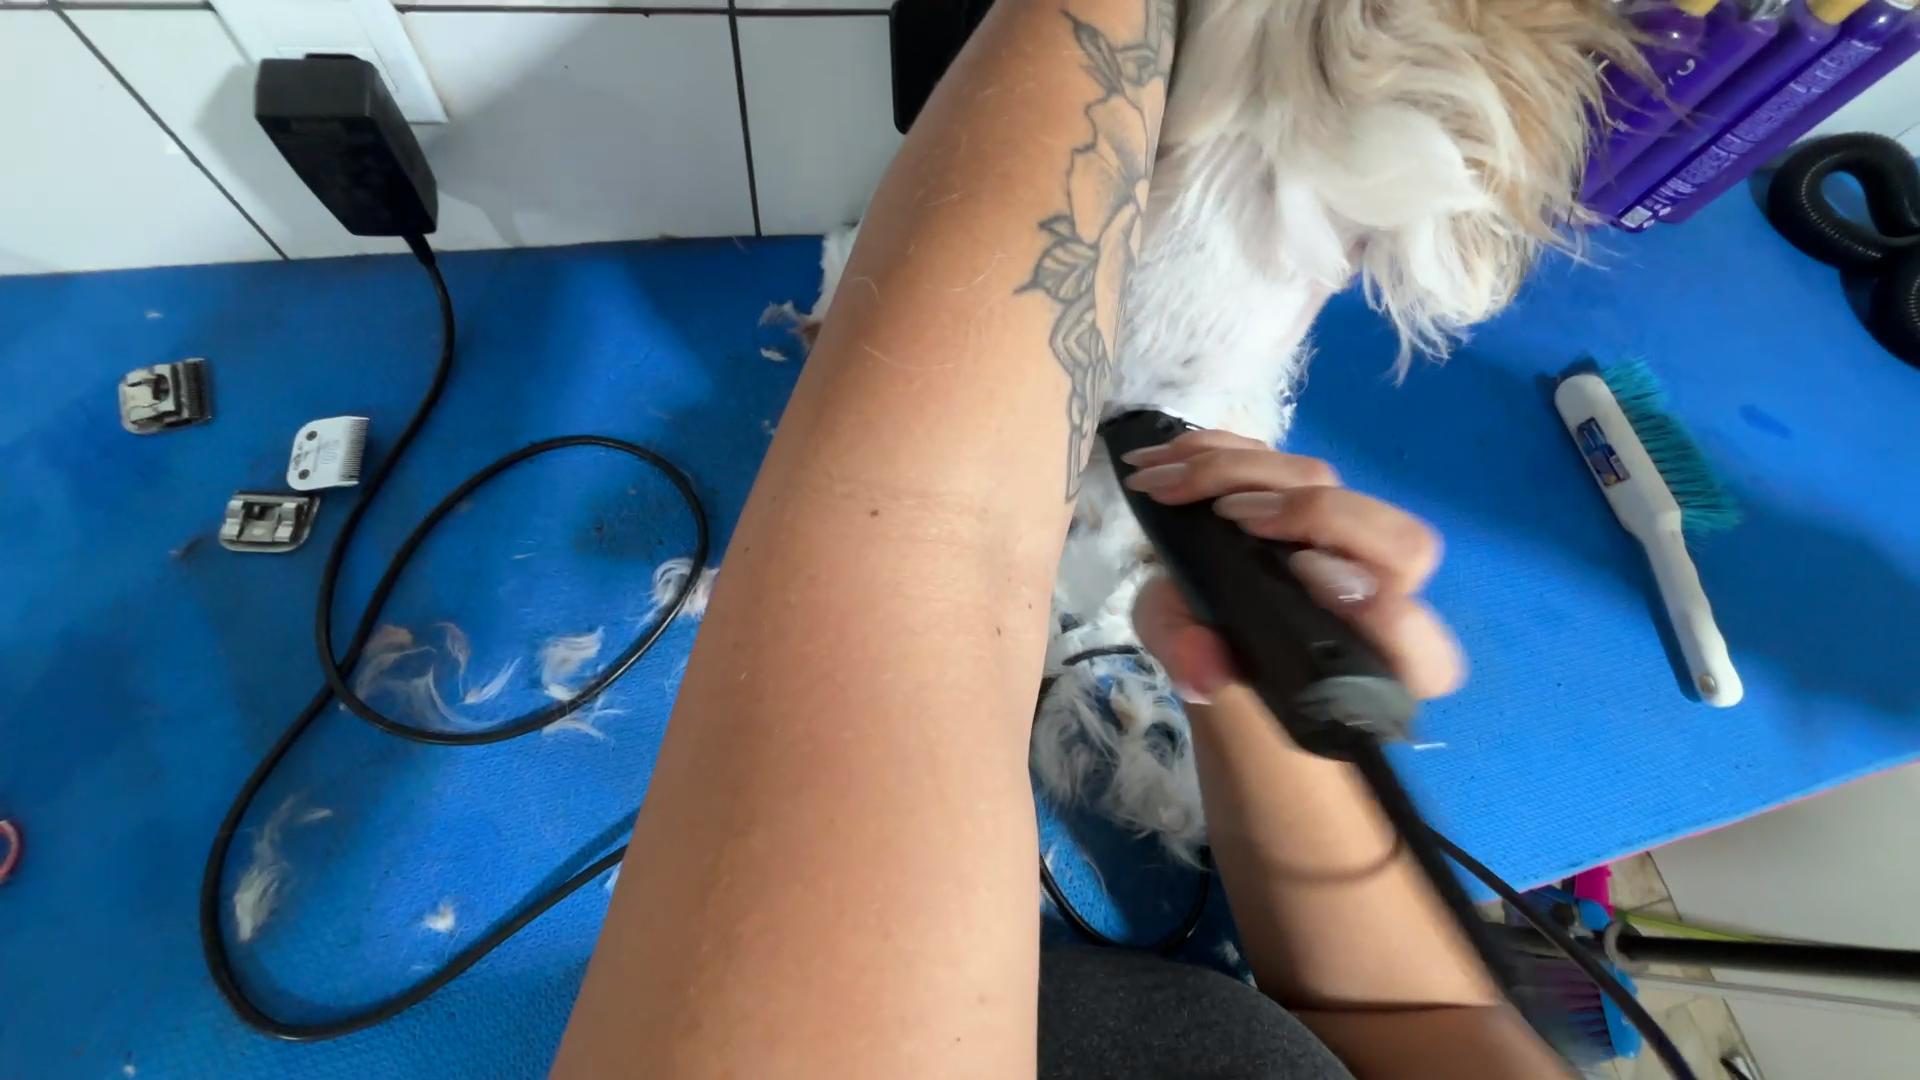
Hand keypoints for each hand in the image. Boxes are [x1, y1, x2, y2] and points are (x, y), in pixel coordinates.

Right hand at [1123, 430, 1463, 702]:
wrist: (1209, 634)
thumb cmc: (1219, 661)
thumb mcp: (1195, 674)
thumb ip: (1197, 669)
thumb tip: (1203, 673)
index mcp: (1371, 660)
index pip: (1419, 648)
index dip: (1385, 615)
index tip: (1309, 579)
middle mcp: (1375, 593)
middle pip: (1396, 539)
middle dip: (1315, 514)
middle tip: (1229, 514)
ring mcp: (1339, 534)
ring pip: (1323, 481)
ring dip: (1239, 471)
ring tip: (1163, 482)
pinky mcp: (1300, 494)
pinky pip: (1275, 458)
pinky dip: (1218, 451)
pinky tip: (1166, 459)